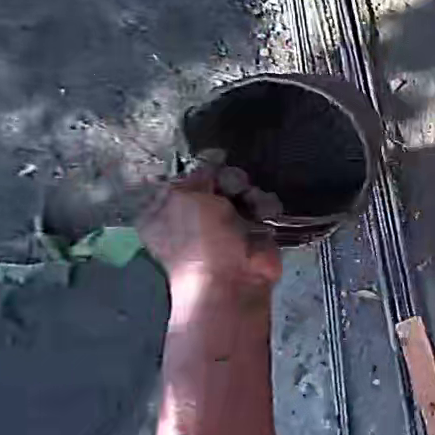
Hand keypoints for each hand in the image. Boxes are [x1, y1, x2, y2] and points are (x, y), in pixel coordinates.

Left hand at [138, 162, 281, 291]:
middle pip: (220, 179)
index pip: (187, 175)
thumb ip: (197, 173)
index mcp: (167, 208)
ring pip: (246, 189)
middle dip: (230, 180)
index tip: (213, 163)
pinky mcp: (257, 228)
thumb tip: (212, 156)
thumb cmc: (198, 240)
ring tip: (251, 207)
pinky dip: (267, 207)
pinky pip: (266, 204)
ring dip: (251, 194)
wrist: (232, 279)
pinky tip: (264, 217)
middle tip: (231, 190)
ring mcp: (228, 222)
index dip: (201, 168)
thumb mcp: (185, 198)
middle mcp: (197, 214)